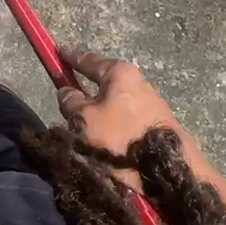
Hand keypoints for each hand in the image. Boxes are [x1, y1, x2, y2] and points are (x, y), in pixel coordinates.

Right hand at [56, 47, 184, 159]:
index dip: (71, 57)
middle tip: (70, 97)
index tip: (58, 50)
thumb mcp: (84, 120)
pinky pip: (127, 120)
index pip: (89, 60)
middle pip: (104, 82)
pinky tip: (108, 141)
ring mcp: (152, 104)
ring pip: (115, 103)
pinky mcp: (159, 126)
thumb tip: (67, 92)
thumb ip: (70, 102)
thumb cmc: (121, 139)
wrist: (167, 173)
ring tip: (88, 129)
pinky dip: (114, 126)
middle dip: (87, 89)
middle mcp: (138, 82)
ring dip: (101, 112)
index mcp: (120, 73)